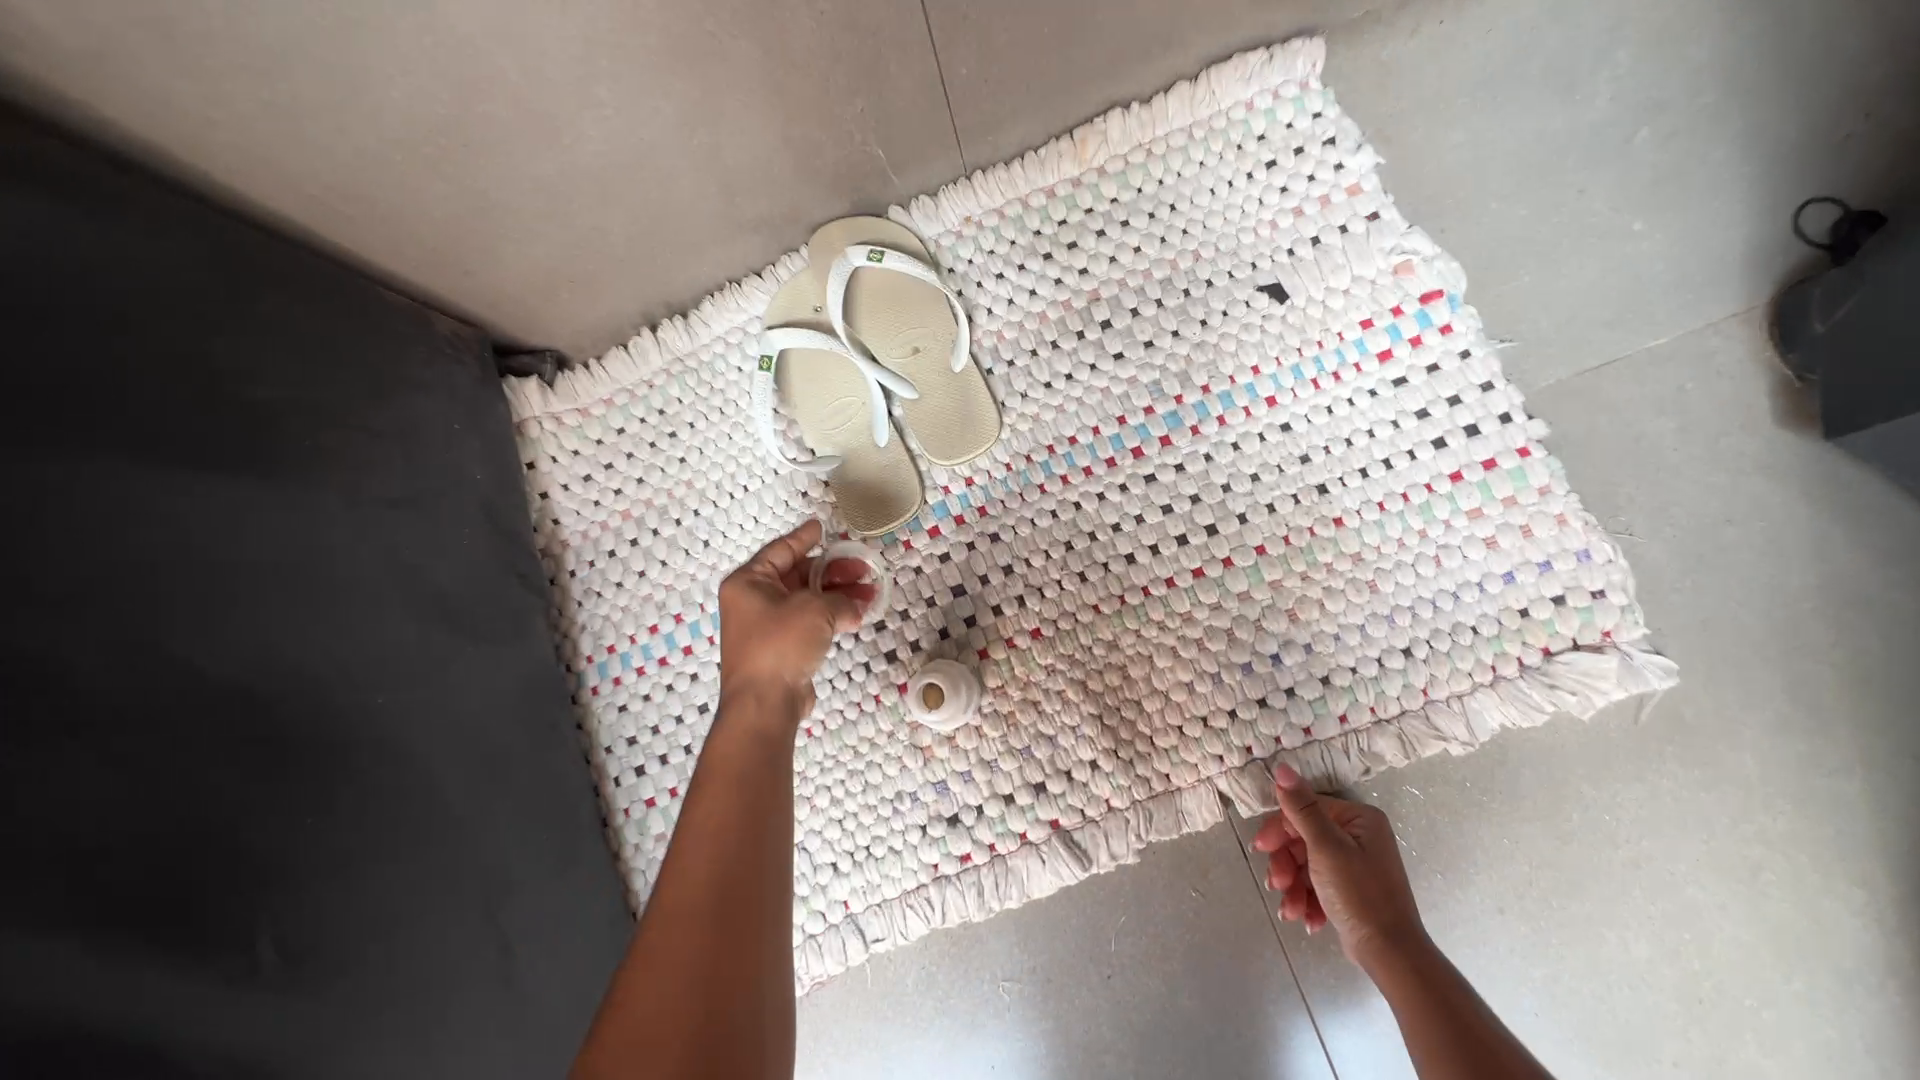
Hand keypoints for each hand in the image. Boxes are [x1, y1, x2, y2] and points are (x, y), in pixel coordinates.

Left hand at [717, 520, 876, 713]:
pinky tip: (856, 617)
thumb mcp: (815, 610)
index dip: (805, 538)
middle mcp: (752, 602)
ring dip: (836, 597)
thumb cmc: (780, 645)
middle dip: (832, 573)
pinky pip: (807, 624)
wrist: (765, 703)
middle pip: (797, 576)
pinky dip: (829, 618)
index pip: (781, 551)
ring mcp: (764, 627)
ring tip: (869, 594)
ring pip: (806, 601)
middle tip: (862, 568)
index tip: (822, 527)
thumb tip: (854, 608)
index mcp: (748, 582)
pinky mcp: (778, 650)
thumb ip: (839, 600)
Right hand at [1251, 763, 1429, 969]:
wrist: (1389, 953)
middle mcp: (1358, 836)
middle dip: (1285, 865)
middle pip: (1302, 839)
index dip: (1279, 828)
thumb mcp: (1326, 848)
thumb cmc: (1359, 894)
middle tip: (1275, 884)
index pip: (1305, 809)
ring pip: (1305, 864)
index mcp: (1358, 819)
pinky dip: (1306, 900)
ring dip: (1292, 887)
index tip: (1260, 848)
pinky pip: (1316, 884)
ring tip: (1291, 911)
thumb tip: (1282, 768)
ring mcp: (1354, 863)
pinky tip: (1305, 918)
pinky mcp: (1348, 888)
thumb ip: (1301, 808)